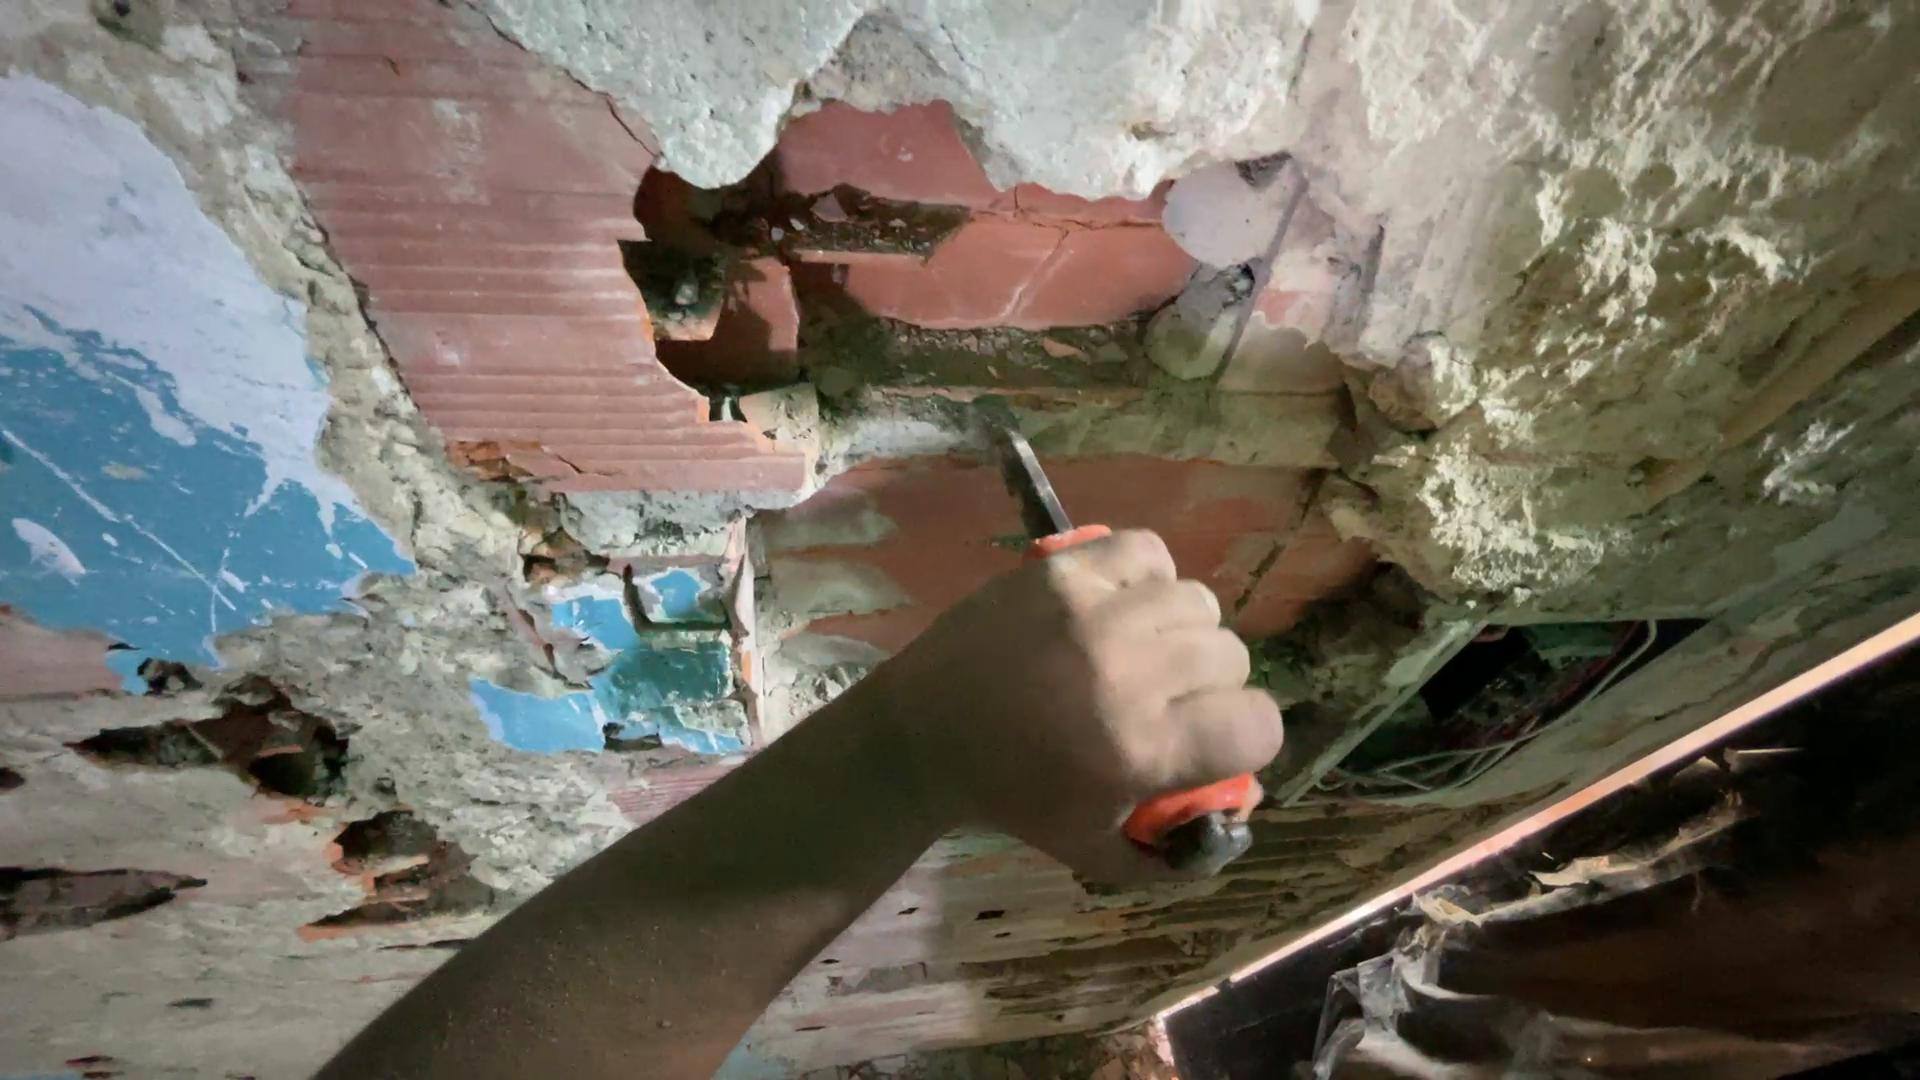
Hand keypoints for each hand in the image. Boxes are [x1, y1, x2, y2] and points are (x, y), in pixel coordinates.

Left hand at [858, 529, 1284, 881]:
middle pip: (1231, 655)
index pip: (1259, 723)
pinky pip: (1145, 550)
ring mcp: (1094, 612)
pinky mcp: (1061, 570)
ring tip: (1138, 645)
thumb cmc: (1010, 794)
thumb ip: (1175, 850)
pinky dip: (1145, 574)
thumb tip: (1237, 815)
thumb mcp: (1094, 849)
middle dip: (1208, 682)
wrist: (923, 731)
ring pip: (1197, 601)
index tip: (1208, 734)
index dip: (1244, 733)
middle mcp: (1130, 672)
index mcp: (1143, 749)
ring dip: (1179, 628)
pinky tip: (1118, 601)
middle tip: (1162, 692)